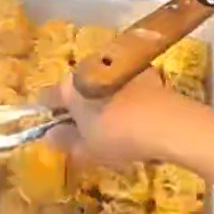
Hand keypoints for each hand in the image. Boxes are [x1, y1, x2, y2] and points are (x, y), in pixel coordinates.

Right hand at [54, 69, 207, 164]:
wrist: (165, 121)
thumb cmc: (117, 135)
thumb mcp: (87, 149)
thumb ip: (66, 142)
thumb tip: (49, 136)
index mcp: (71, 85)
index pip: (49, 96)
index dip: (48, 112)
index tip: (52, 128)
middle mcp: (90, 67)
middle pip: (76, 87)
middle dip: (77, 106)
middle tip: (83, 131)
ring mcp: (117, 65)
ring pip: (100, 83)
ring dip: (101, 98)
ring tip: (111, 125)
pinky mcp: (141, 68)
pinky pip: (123, 82)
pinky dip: (123, 95)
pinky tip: (134, 115)